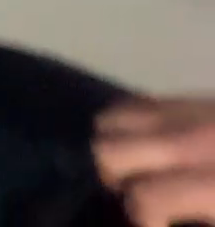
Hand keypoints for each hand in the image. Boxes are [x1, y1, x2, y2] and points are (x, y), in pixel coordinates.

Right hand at [96, 96, 214, 226]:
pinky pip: (130, 105)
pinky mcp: (185, 97)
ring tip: (136, 170)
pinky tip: (147, 146)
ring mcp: (185, 113)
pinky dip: (126, 127)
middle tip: (133, 200)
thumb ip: (204, 215)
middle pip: (108, 151)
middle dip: (112, 180)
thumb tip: (156, 214)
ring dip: (112, 148)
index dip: (140, 220)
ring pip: (107, 122)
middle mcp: (189, 143)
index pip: (145, 198)